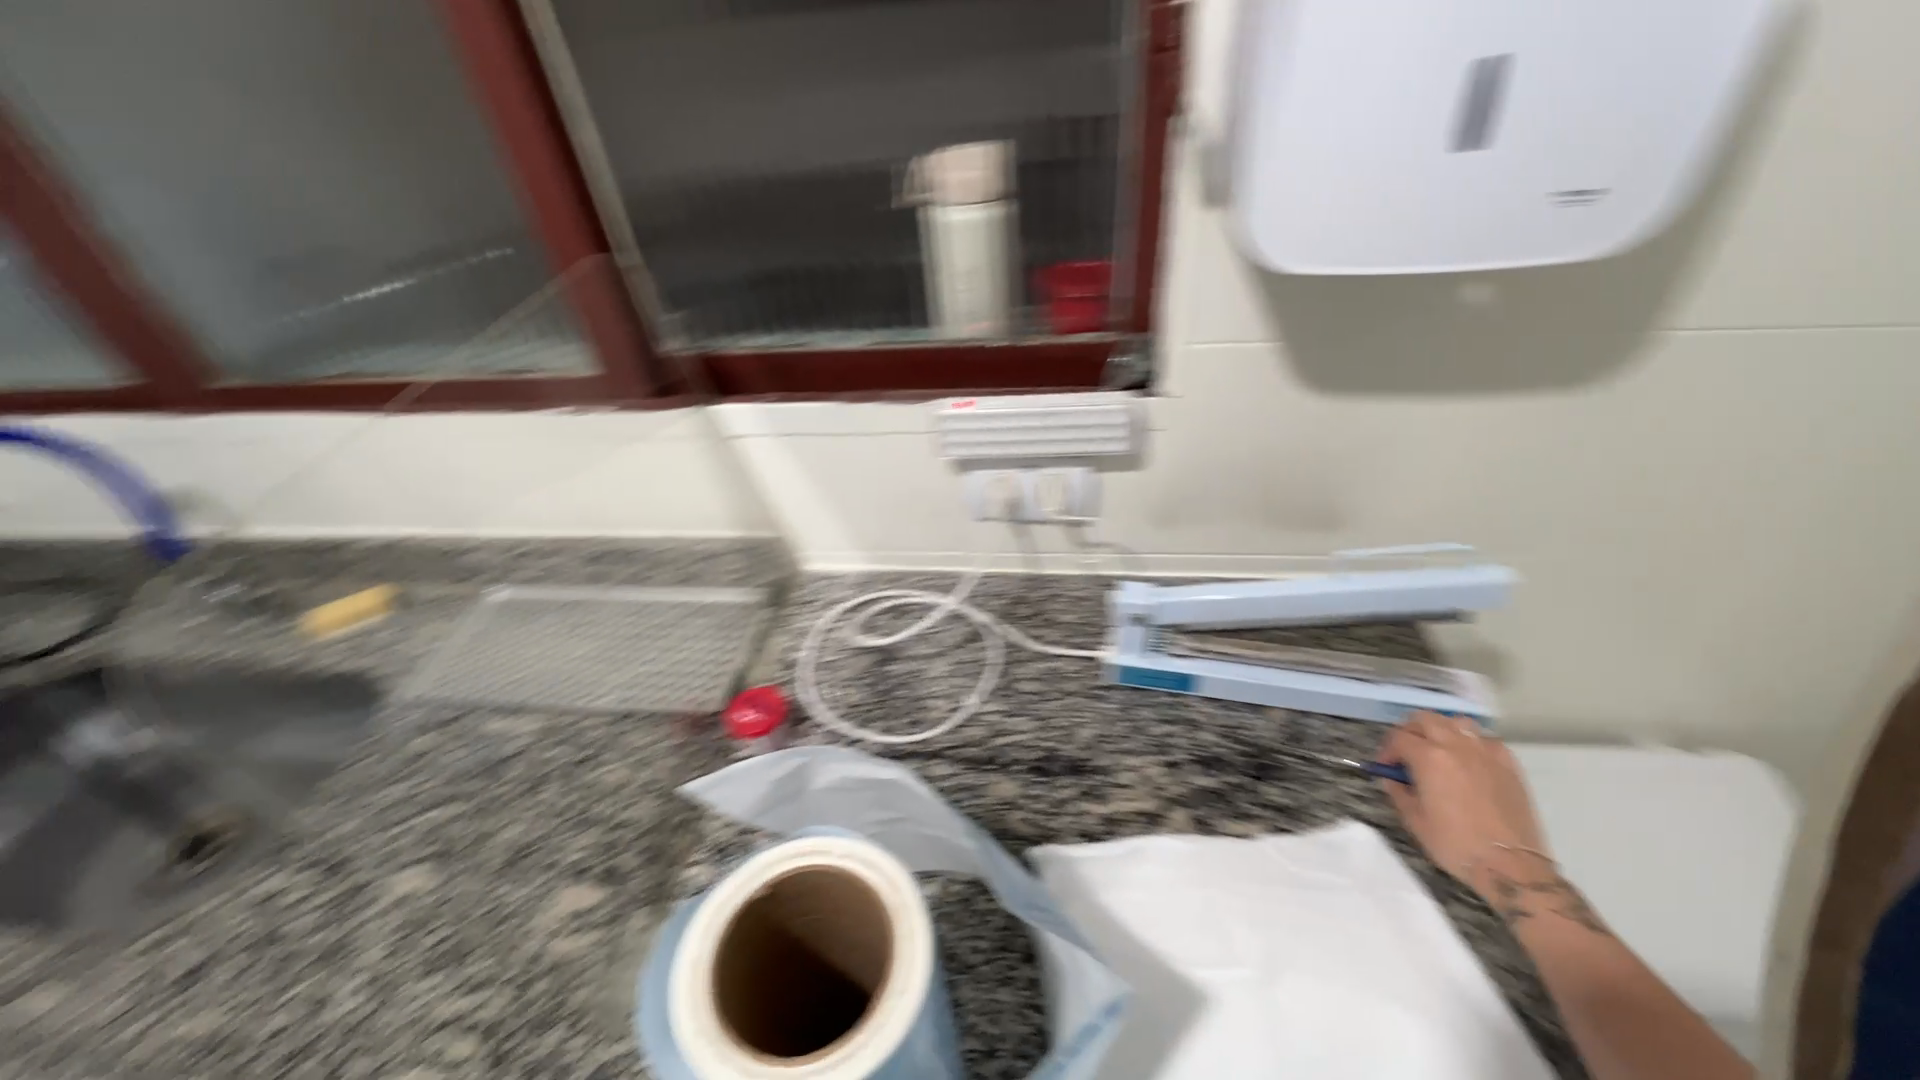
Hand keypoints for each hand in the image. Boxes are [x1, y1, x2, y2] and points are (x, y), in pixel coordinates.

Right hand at [1377, 711, 1551, 900]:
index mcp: (1429, 758)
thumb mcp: (1416, 821)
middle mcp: (1456, 745)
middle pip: (1425, 719)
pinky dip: (1471, 743)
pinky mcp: (1508, 762)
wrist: (1509, 863)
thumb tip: (1393, 780)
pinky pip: (1485, 739)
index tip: (1386, 767)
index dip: (1387, 751)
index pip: (1399, 738)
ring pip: (1457, 722)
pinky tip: (1470, 762)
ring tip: (1439, 750)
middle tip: (1406, 752)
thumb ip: (1400, 793)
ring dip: (1441, 730)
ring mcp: (1486, 751)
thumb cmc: (1456, 844)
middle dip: (1410, 731)